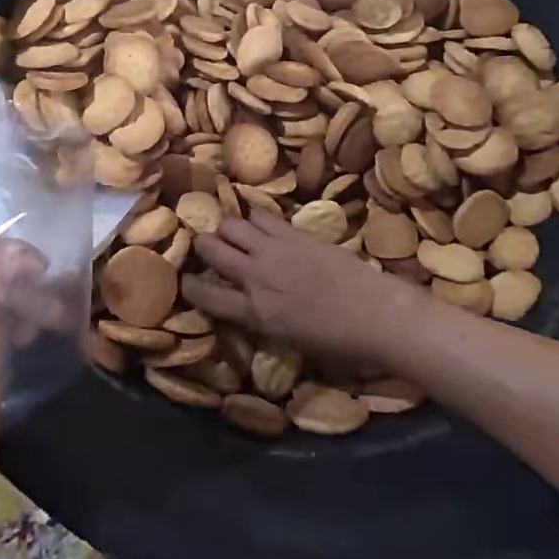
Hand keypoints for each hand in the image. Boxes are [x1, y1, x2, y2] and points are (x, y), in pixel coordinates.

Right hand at [184, 210, 429, 359]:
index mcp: (255, 314)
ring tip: (232, 231)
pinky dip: (254, 217)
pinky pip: (262, 215)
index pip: (208, 298)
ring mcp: (275, 250)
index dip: (191, 288)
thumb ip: (264, 319)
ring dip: (227, 228)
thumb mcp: (290, 340)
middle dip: (204, 246)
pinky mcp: (295, 233)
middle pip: (213, 250)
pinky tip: (257, 220)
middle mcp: (256, 277)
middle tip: (207, 245)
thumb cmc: (338, 342)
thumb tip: (252, 308)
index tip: (184, 280)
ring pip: (232, 225)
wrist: (374, 314)